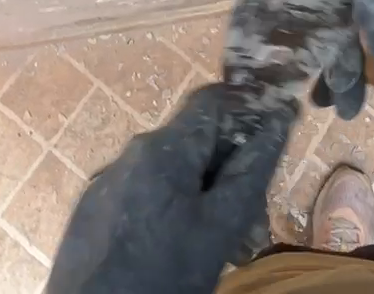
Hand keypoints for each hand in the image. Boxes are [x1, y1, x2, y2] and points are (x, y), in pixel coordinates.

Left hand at [47, 84, 290, 293]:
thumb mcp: (220, 226)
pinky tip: (180, 244)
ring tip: (222, 236)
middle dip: (227, 165)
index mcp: (163, 147)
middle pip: (193, 139)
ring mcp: (108, 181)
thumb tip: (280, 119)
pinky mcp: (93, 211)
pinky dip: (170, 206)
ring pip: (169, 169)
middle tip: (253, 211)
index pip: (212, 100)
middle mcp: (132, 152)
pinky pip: (143, 192)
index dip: (246, 109)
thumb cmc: (165, 274)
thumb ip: (251, 169)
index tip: (271, 136)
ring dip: (201, 190)